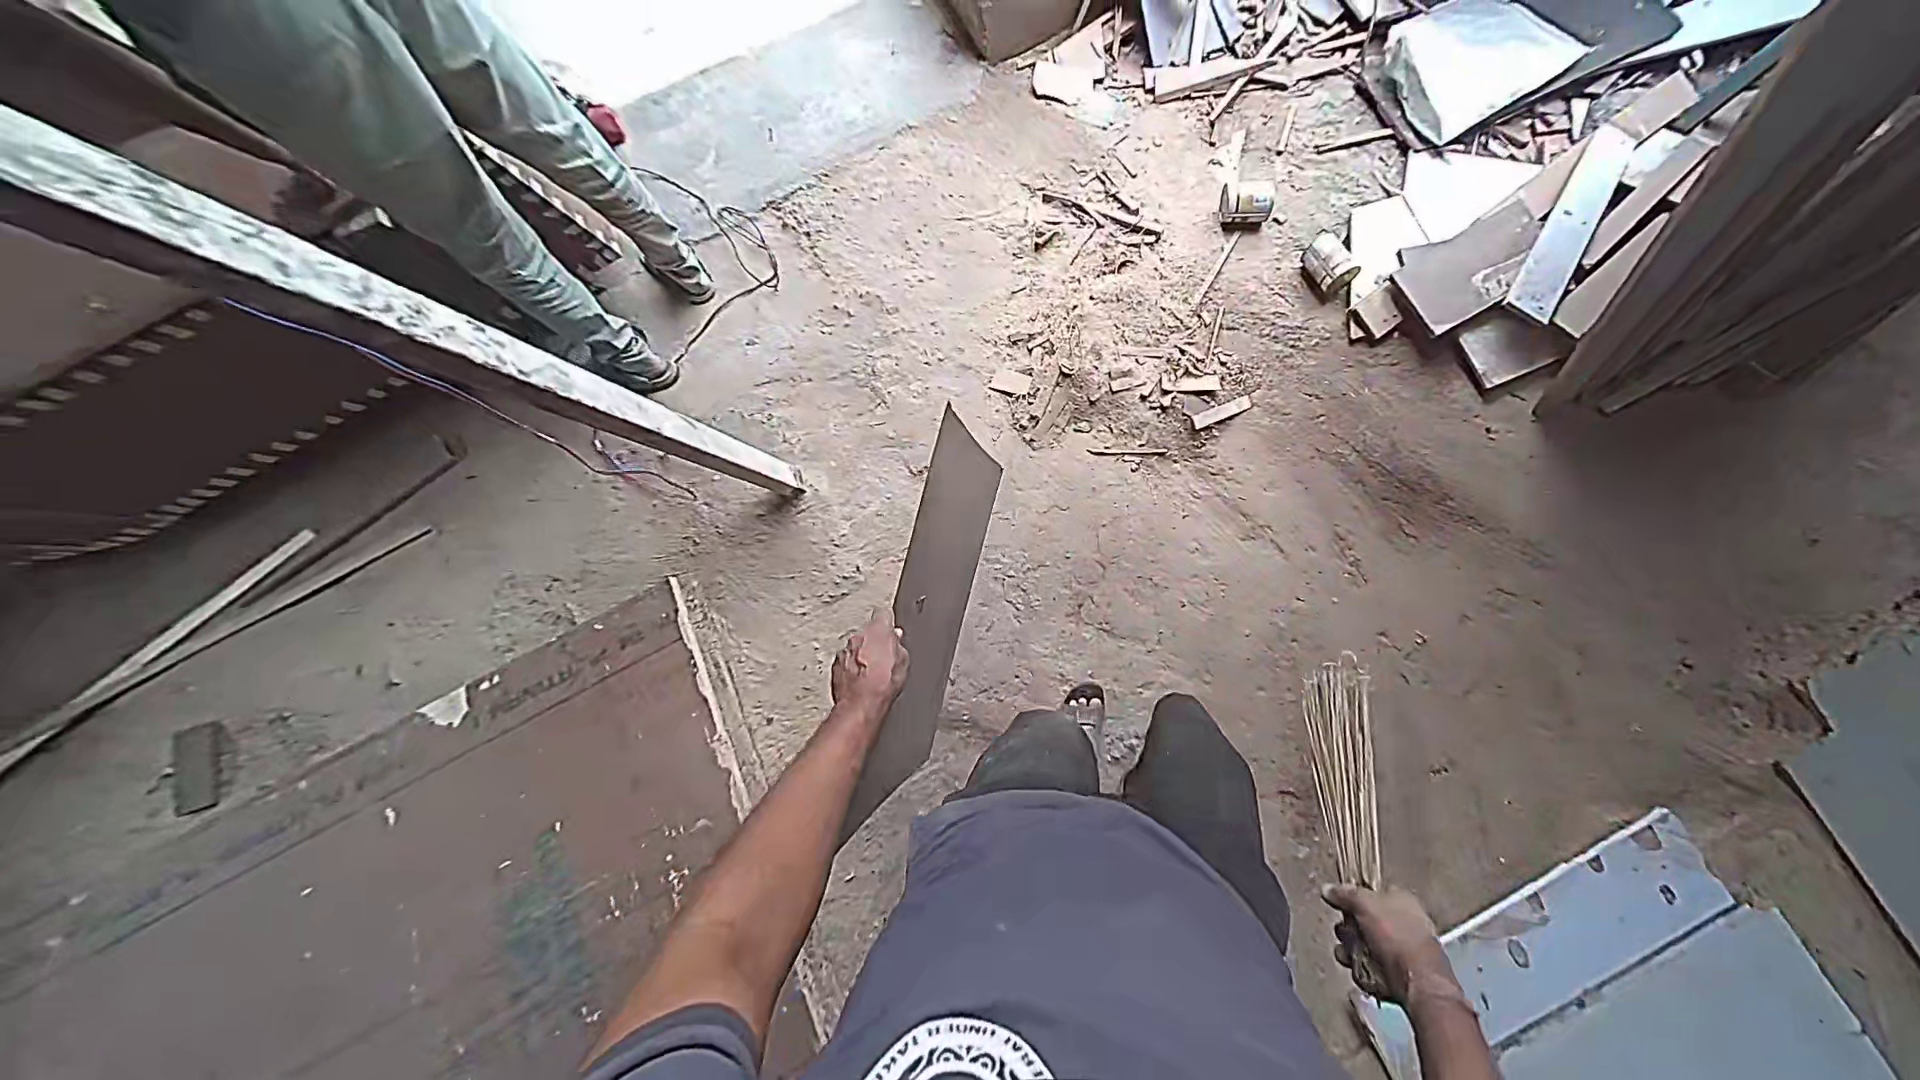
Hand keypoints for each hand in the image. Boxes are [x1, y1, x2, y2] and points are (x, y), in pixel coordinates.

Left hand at [831, 607, 909, 719]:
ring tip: (870, 673)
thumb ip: (899, 645)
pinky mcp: (835, 667)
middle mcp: (857, 637)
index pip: (882, 615)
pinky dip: (850, 668)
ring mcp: (844, 651)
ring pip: (854, 648)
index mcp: (877, 631)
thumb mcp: (903, 663)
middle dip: (873, 642)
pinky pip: (844, 662)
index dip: (887, 622)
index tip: (890, 630)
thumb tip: (896, 639)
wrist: (860, 705)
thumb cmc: (882, 685)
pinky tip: (860, 681)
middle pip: (867, 633)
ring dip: (860, 656)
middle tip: (882, 658)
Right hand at [1323, 884, 1457, 1005]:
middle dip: (1348, 929)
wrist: (1418, 984)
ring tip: (1349, 954)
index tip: (1341, 904)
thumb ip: (1345, 893)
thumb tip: (1327, 889)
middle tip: (1345, 932)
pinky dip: (1361, 969)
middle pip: (1361, 921)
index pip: (1370, 893)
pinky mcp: (1395, 974)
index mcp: (1402, 901)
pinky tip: (1360, 969)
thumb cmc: (1397, 937)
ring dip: (1350, 950)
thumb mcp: (1365, 903)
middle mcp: (1403, 924)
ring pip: (1361, 946)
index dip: (1353, 898)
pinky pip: (1368, 967)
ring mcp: (1399, 951)